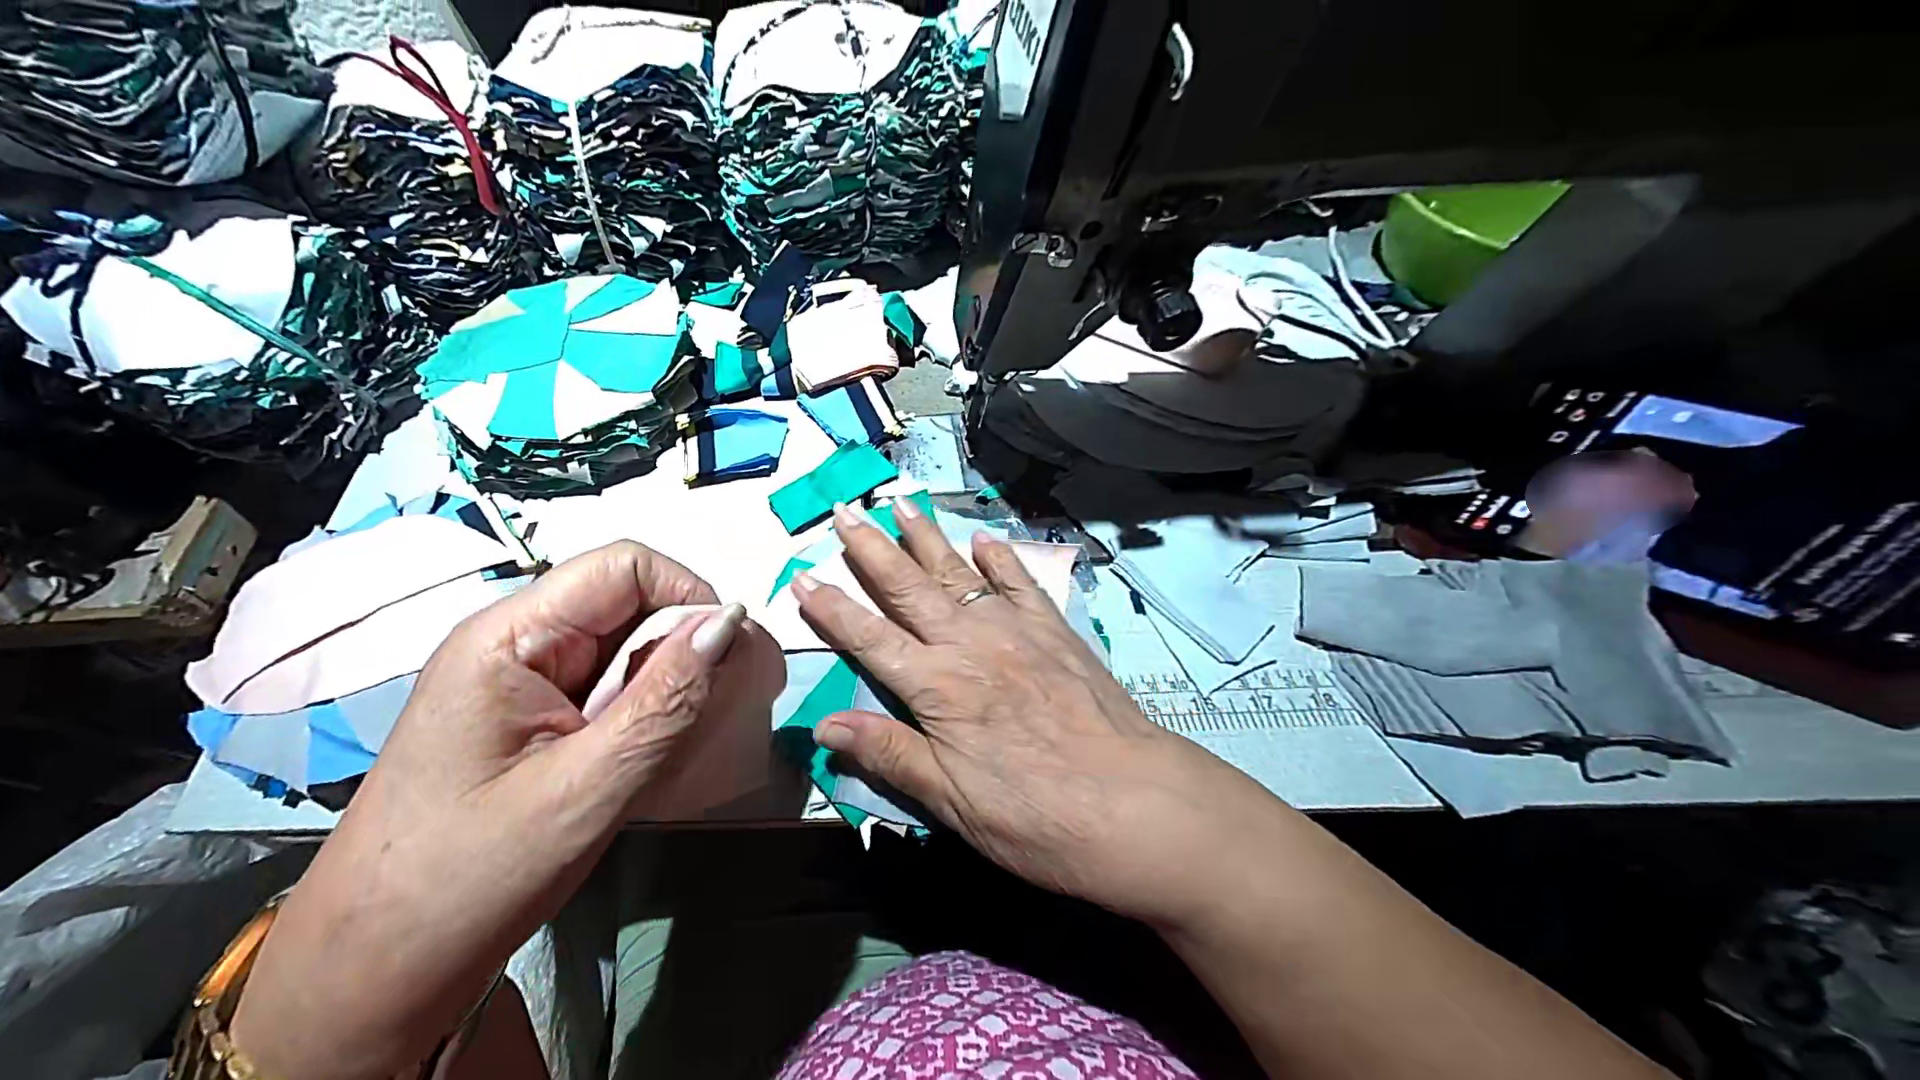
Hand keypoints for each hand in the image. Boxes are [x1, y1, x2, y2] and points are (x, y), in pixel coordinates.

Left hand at [231, 541, 783, 1079]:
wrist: (379, 969)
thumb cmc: (470, 877)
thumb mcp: (586, 789)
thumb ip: (665, 702)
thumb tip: (732, 624)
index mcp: (509, 639)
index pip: (623, 566)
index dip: (689, 595)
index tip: (727, 656)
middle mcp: (517, 641)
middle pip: (630, 603)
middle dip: (683, 646)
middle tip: (710, 710)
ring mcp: (525, 678)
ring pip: (628, 645)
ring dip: (668, 682)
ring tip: (677, 741)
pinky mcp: (536, 712)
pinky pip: (612, 683)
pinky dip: (648, 707)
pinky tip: (648, 752)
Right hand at [793, 502, 1295, 926]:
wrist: (1136, 804)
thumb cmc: (1036, 816)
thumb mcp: (951, 801)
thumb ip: (889, 754)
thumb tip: (822, 725)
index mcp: (938, 688)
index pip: (870, 639)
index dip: (833, 609)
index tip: (803, 576)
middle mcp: (971, 646)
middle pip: (910, 590)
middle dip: (873, 551)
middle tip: (845, 513)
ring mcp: (1017, 632)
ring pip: (960, 575)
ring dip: (928, 539)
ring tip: (902, 505)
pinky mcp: (1056, 634)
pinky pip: (1021, 584)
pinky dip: (1001, 559)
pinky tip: (985, 540)